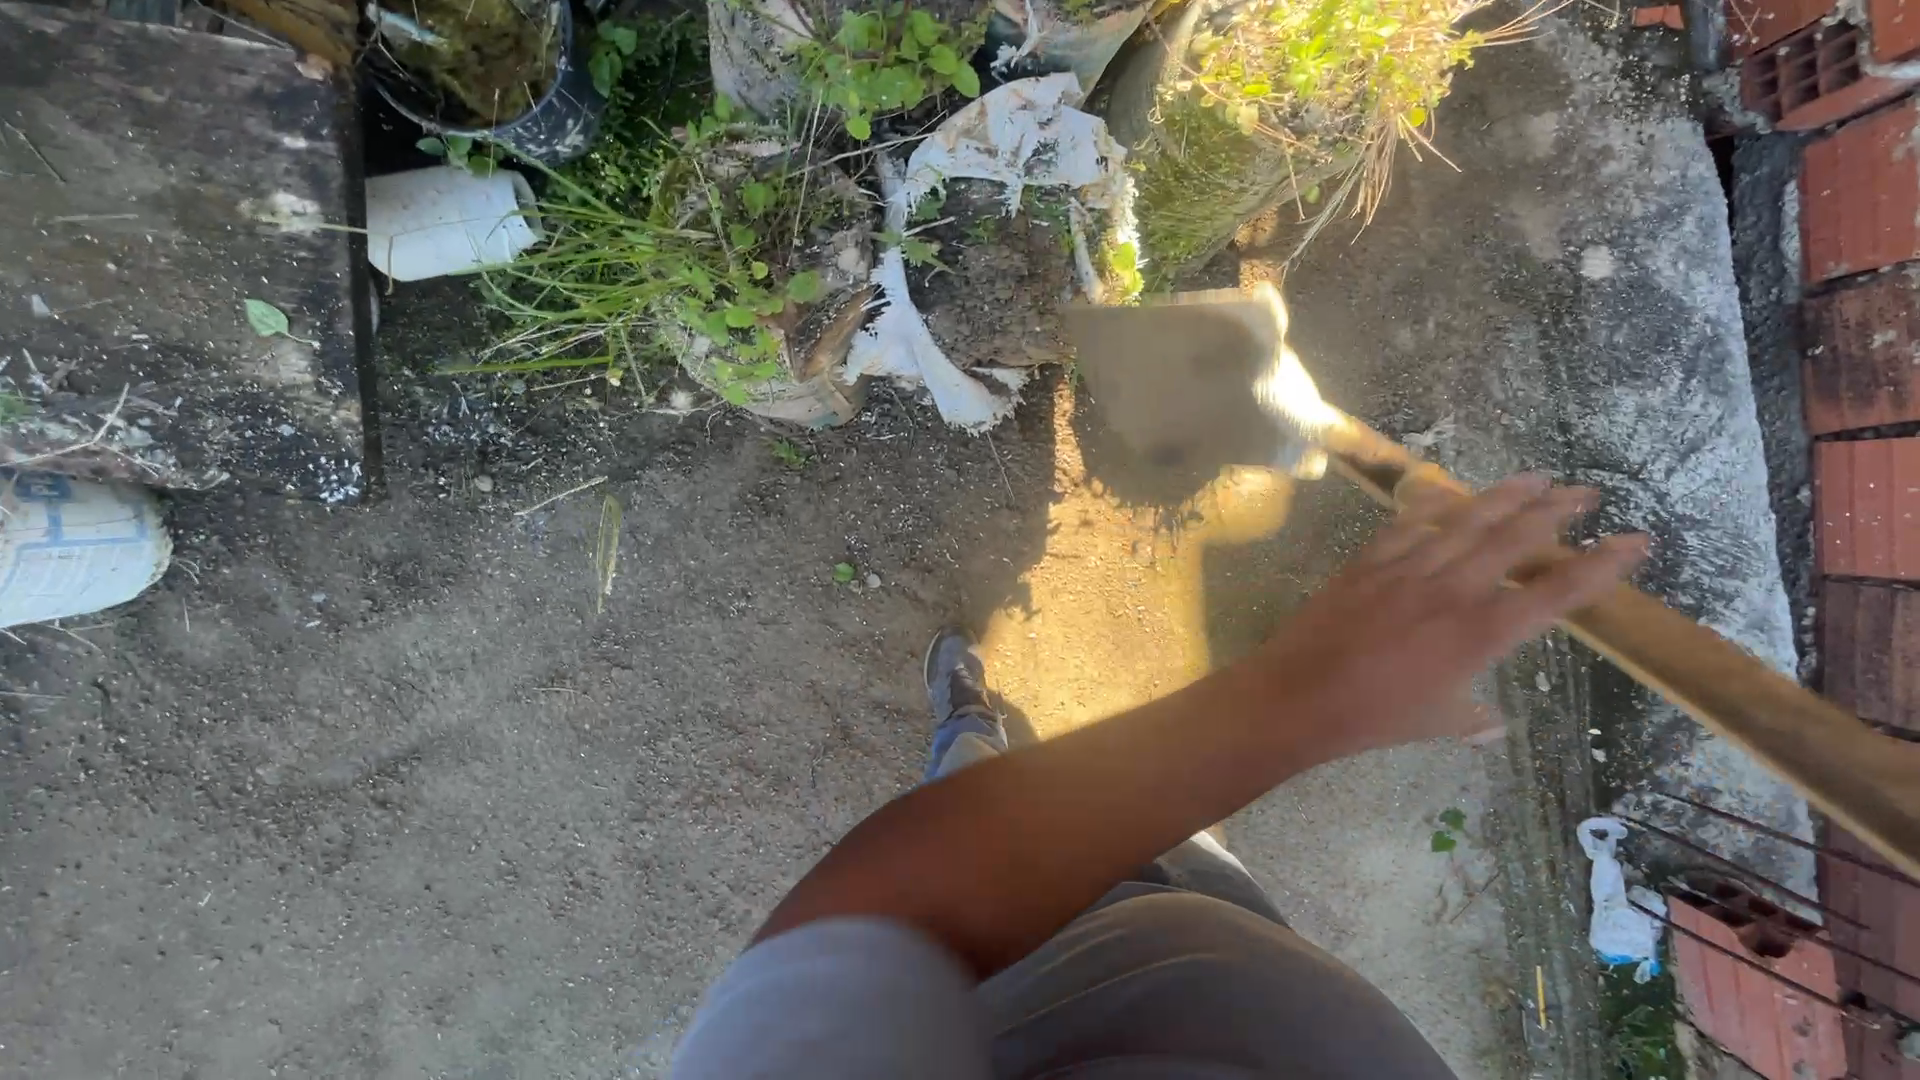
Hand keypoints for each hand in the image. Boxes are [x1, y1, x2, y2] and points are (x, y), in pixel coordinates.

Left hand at [1256, 472, 1646, 754]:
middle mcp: (1449, 593)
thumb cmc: (1370, 718)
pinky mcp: (1363, 565)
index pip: (1556, 593)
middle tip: (1586, 491)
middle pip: (1514, 540)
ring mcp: (1403, 572)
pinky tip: (1446, 492)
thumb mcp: (1434, 723)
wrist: (1297, 696)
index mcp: (1479, 635)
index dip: (1602, 566)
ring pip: (1462, 523)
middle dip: (1554, 511)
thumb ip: (1469, 718)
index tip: (1636, 541)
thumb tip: (1492, 726)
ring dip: (1502, 497)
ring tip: (1534, 478)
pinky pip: (1403, 527)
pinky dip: (1429, 506)